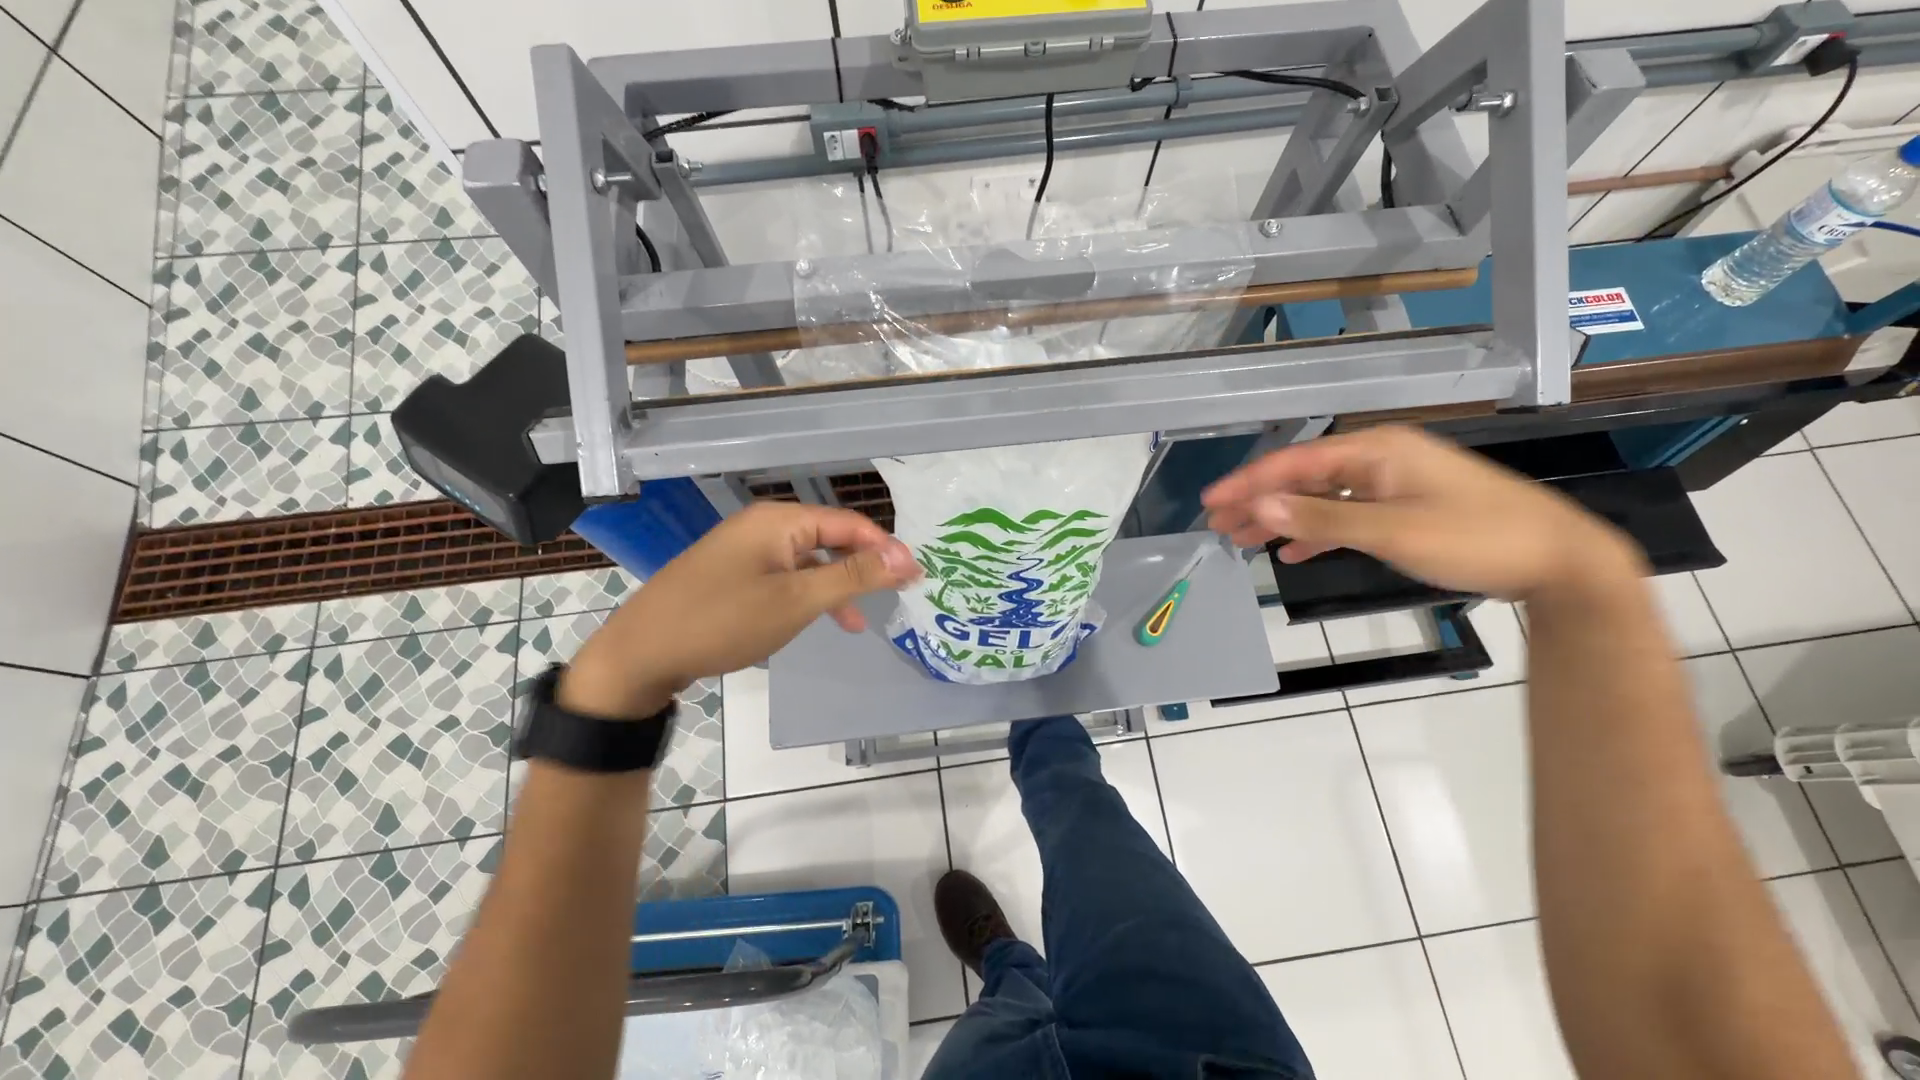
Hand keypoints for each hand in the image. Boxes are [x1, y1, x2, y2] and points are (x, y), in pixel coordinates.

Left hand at [558, 502, 919, 717]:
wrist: (642, 652)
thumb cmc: (725, 622)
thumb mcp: (797, 601)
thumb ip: (853, 576)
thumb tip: (907, 557)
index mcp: (779, 520)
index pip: (850, 524)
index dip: (886, 550)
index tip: (917, 579)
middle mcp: (762, 525)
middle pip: (829, 538)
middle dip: (863, 567)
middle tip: (894, 598)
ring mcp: (743, 549)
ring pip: (806, 560)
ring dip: (835, 587)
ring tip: (859, 624)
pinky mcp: (730, 573)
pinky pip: (783, 575)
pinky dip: (805, 595)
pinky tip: (815, 622)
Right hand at [1202, 426, 1643, 601]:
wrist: (1559, 559)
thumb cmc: (1475, 539)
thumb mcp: (1392, 532)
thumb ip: (1322, 519)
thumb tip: (1258, 507)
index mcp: (1377, 450)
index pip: (1296, 462)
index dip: (1250, 483)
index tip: (1211, 502)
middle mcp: (1382, 458)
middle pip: (1305, 477)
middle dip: (1260, 501)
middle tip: (1218, 525)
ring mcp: (1396, 483)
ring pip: (1324, 498)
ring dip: (1284, 519)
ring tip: (1243, 540)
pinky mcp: (1408, 508)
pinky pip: (1348, 514)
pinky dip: (1318, 531)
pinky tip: (1293, 552)